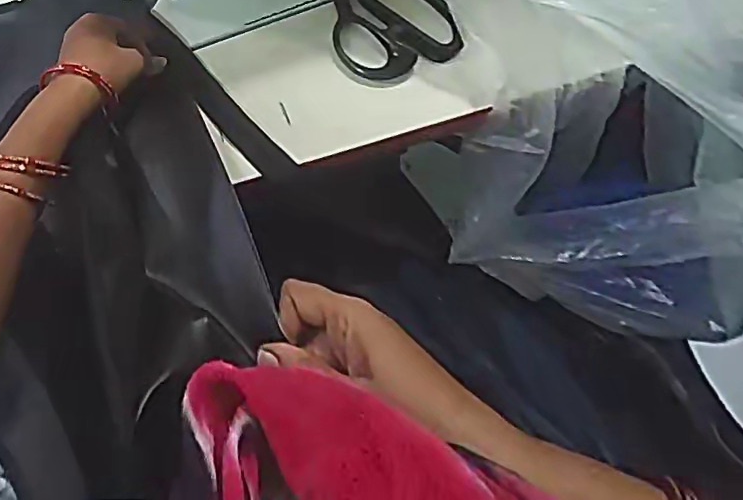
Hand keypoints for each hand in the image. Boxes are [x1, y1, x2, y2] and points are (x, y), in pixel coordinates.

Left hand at [57, 14, 164, 94]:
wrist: (72, 93)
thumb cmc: (106, 68)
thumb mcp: (135, 63)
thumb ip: (148, 60)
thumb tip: (160, 62)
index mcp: (97, 18)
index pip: (128, 28)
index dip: (143, 45)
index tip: (150, 61)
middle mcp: (80, 25)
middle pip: (112, 38)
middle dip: (126, 51)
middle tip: (139, 67)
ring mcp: (69, 42)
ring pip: (100, 49)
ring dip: (113, 60)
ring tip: (124, 75)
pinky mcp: (63, 61)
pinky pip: (89, 60)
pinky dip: (100, 66)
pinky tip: (107, 78)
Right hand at [259, 280, 523, 461]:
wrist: (478, 450)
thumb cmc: (417, 413)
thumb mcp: (351, 394)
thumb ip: (303, 371)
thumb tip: (264, 353)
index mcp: (351, 313)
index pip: (294, 293)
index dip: (284, 324)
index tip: (292, 364)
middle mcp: (359, 321)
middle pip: (304, 326)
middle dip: (299, 360)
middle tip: (312, 397)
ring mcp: (371, 346)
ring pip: (320, 352)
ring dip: (318, 380)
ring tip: (336, 412)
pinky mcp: (381, 370)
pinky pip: (340, 369)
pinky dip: (336, 390)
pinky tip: (350, 416)